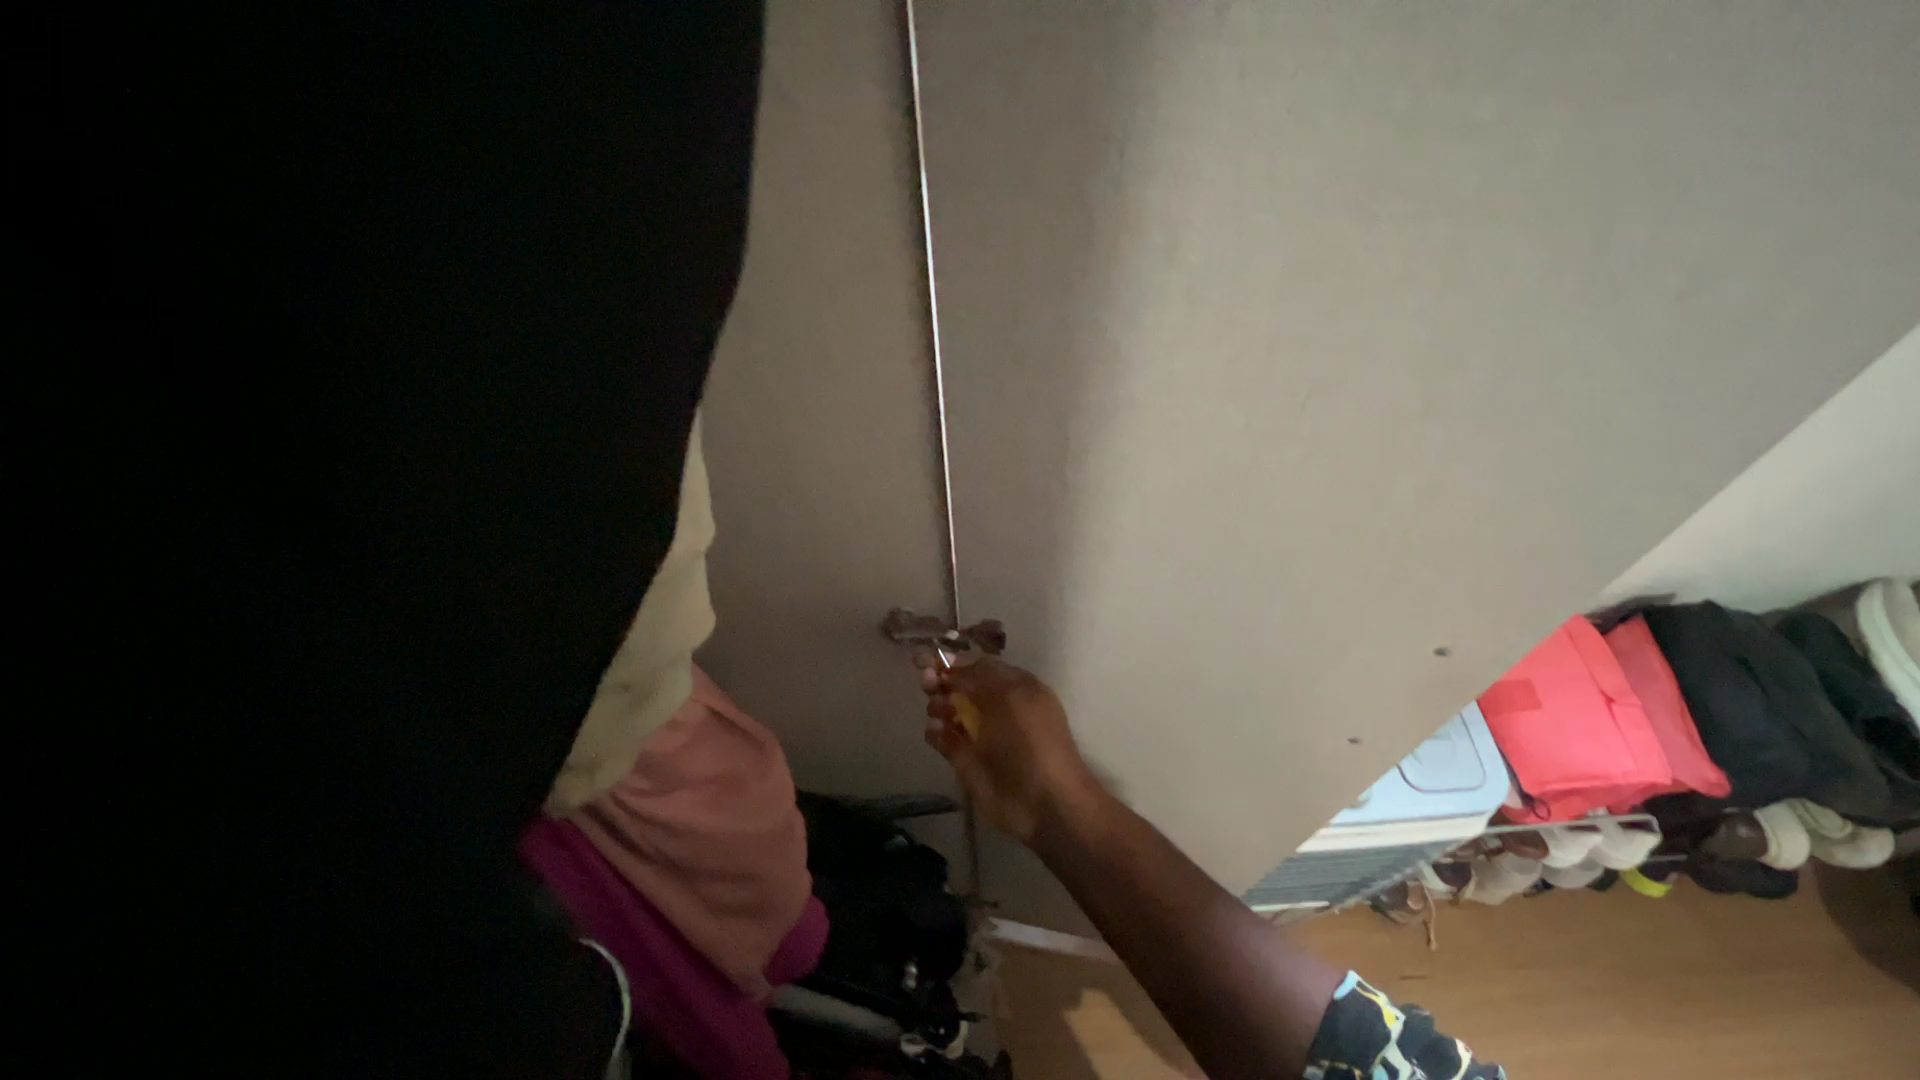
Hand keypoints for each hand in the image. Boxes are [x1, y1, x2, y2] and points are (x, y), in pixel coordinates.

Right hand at [915, 654, 1102, 843]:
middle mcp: (997, 708)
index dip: (954, 662)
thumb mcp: (1009, 697)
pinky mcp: (967, 761)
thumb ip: (978, 678)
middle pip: (961, 687)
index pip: (979, 667)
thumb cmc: (1030, 741)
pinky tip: (934, 732)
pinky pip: (945, 740)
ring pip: (950, 712)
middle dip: (941, 681)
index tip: (926, 658)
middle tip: (925, 683)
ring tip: (934, 711)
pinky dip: (935, 734)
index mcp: (1015, 688)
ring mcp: (981, 735)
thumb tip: (953, 667)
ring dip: (938, 706)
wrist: (1042, 802)